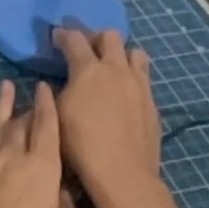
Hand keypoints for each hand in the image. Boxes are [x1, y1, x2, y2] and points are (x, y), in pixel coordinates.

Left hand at [0, 80, 75, 207]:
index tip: (49, 88)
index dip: (49, 104)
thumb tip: (64, 190)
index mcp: (42, 165)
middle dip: (31, 107)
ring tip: (5, 85)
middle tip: (36, 96)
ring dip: (2, 103)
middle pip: (23, 121)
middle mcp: (13, 154)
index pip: (48, 125)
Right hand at [53, 29, 163, 200]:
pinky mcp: (152, 103)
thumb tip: (57, 84)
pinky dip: (132, 78)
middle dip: (95, 37)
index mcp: (88, 70)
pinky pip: (144, 78)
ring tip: (111, 67)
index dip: (63, 34)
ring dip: (121, 54)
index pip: (75, 39)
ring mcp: (139, 85)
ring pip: (135, 53)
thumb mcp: (57, 115)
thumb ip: (57, 93)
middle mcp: (116, 70)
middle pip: (110, 36)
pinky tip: (124, 94)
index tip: (56, 36)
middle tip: (85, 49)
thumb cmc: (80, 144)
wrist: (122, 173)